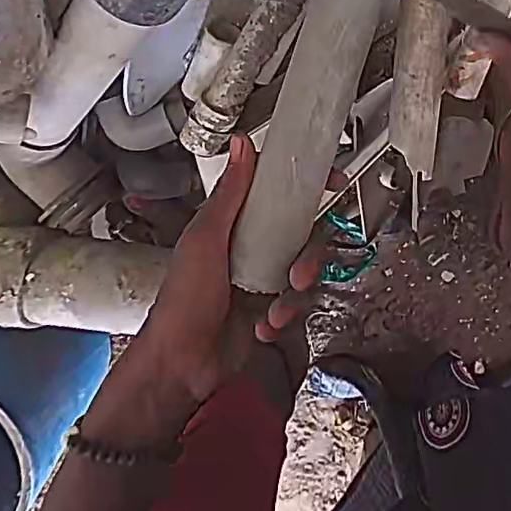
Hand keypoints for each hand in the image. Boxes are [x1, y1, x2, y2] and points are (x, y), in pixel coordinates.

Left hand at [84, 134, 324, 447]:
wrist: (180, 364)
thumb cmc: (182, 301)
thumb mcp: (206, 239)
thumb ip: (229, 194)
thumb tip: (241, 146)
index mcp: (233, 225)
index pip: (276, 196)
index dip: (304, 189)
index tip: (329, 183)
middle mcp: (250, 250)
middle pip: (301, 238)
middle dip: (307, 258)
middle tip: (299, 272)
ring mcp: (260, 281)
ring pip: (302, 274)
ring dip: (293, 295)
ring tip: (275, 309)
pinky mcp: (268, 310)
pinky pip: (296, 306)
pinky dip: (282, 318)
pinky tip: (261, 327)